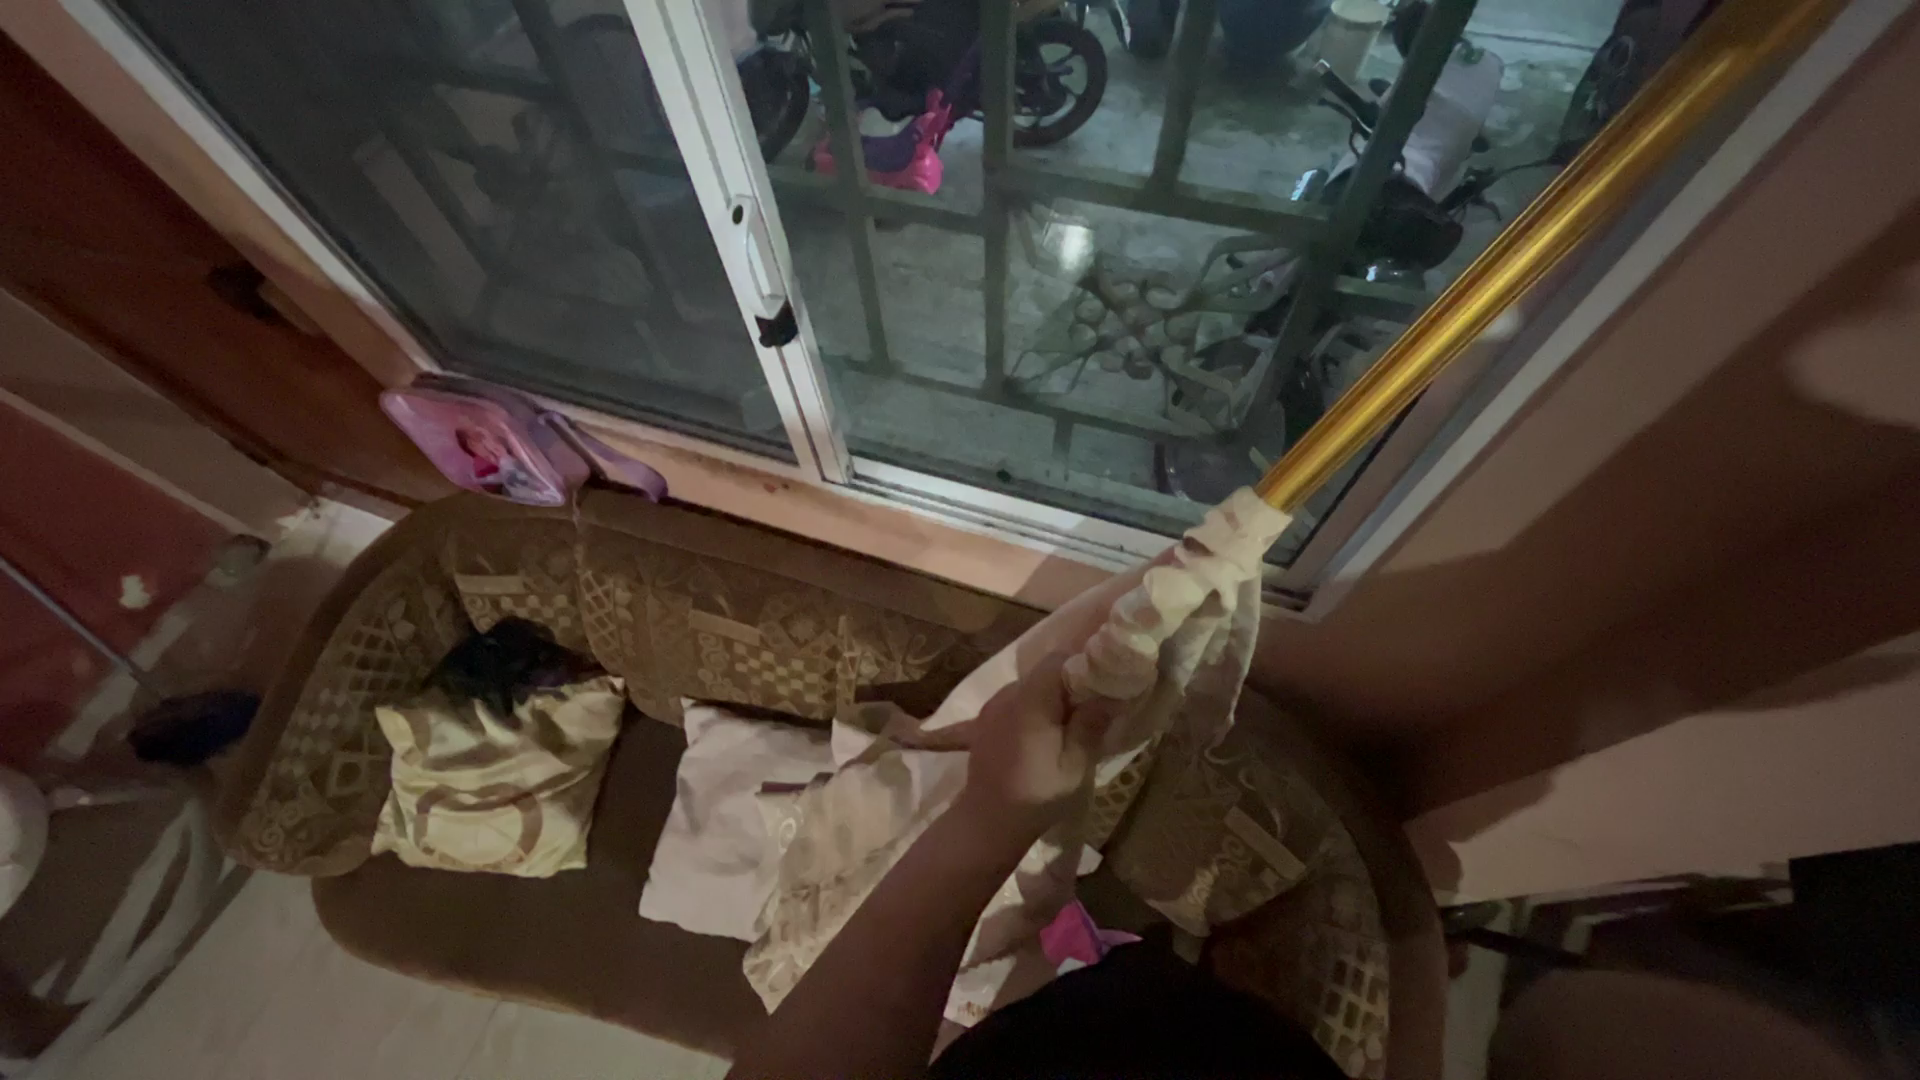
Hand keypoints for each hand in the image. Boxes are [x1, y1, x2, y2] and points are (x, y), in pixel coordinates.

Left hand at [955, 652, 1115, 845]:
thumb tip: (1111, 695)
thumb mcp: (1074, 768)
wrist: (986, 822)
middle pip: (1043, 673)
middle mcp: (1007, 695)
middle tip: (1092, 708)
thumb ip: (1090, 727)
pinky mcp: (983, 723)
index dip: (1082, 665)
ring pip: (1028, 688)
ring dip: (1049, 698)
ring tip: (1068, 725)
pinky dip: (1029, 709)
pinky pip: (1010, 704)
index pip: (1057, 659)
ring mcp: (991, 707)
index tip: (1102, 684)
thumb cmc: (1036, 797)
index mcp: (1031, 701)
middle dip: (1069, 684)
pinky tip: (1039, 730)